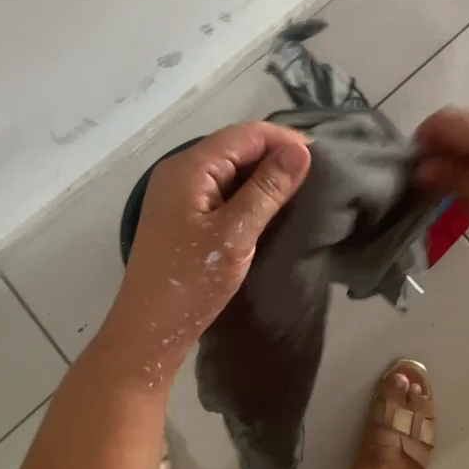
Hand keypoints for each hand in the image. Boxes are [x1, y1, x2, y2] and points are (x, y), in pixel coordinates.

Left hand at [98, 122, 311, 385]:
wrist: (147, 334)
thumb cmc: (190, 283)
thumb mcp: (236, 234)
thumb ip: (268, 189)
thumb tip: (302, 151)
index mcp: (189, 167)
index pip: (246, 134)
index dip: (284, 140)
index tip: (321, 160)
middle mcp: (181, 170)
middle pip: (237, 145)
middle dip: (276, 154)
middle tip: (315, 175)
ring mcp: (179, 191)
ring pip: (231, 166)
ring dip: (264, 173)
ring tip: (300, 188)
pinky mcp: (182, 212)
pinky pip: (222, 186)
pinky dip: (248, 190)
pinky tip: (270, 205)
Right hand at [413, 107, 468, 267]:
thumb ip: (449, 175)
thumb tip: (422, 167)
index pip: (452, 121)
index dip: (427, 133)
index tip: (411, 155)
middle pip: (465, 123)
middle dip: (440, 139)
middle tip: (422, 166)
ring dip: (455, 147)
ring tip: (438, 174)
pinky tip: (461, 176)